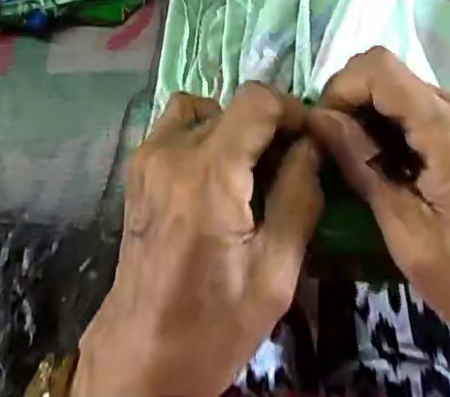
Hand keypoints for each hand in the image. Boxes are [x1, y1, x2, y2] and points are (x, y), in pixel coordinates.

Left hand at [74, 83, 321, 396]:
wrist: (143, 349)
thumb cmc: (215, 323)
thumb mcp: (275, 272)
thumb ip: (298, 197)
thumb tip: (312, 145)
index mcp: (208, 175)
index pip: (256, 101)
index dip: (292, 110)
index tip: (312, 140)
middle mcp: (172, 151)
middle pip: (231, 106)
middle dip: (268, 126)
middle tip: (290, 166)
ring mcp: (148, 155)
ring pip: (202, 108)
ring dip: (233, 126)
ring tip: (251, 169)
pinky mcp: (137, 165)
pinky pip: (176, 125)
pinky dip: (203, 133)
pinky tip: (217, 176)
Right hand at [309, 49, 449, 396]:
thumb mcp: (407, 235)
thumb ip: (361, 166)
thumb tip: (318, 118)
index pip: (378, 68)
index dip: (340, 88)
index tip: (324, 129)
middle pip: (387, 72)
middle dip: (351, 100)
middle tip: (335, 148)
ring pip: (401, 87)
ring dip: (370, 113)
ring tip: (360, 162)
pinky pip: (420, 107)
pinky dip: (392, 123)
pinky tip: (390, 166)